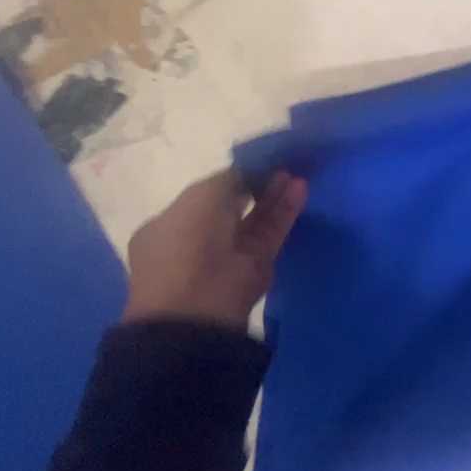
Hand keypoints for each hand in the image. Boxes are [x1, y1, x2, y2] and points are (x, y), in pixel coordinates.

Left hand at [122, 170, 307, 329]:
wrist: (197, 309)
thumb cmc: (185, 245)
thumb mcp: (201, 197)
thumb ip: (230, 178)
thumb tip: (251, 171)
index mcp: (168, 226)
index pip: (205, 195)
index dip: (231, 178)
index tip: (257, 162)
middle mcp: (195, 241)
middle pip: (233, 207)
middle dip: (256, 186)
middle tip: (282, 167)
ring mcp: (226, 256)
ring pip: (255, 219)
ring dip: (275, 195)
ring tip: (297, 174)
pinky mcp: (255, 267)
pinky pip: (271, 231)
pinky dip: (286, 210)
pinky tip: (301, 189)